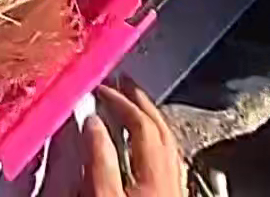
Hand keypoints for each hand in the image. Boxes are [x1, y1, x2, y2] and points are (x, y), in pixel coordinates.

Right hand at [82, 80, 185, 196]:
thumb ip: (99, 160)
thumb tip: (92, 120)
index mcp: (156, 176)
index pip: (142, 124)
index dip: (121, 101)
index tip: (101, 89)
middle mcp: (173, 182)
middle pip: (161, 130)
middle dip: (141, 102)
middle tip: (123, 83)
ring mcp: (177, 194)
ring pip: (169, 147)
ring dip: (151, 120)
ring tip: (134, 107)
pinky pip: (170, 164)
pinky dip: (157, 144)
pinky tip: (146, 149)